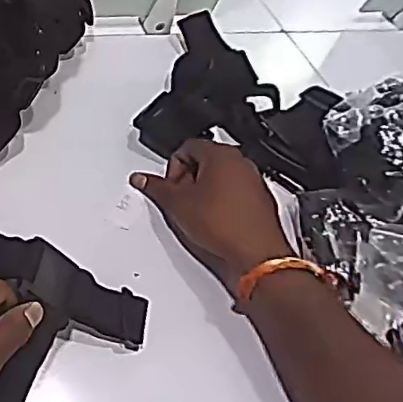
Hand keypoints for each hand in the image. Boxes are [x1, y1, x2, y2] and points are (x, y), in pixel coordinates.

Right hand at [132, 139, 294, 294]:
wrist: (255, 254)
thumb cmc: (224, 225)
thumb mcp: (176, 203)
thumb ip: (155, 187)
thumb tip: (142, 180)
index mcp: (221, 155)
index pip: (187, 147)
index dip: (172, 167)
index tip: (170, 185)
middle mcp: (241, 164)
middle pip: (203, 160)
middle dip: (187, 177)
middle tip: (180, 197)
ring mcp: (253, 181)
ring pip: (219, 176)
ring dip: (203, 190)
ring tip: (195, 211)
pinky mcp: (259, 200)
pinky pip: (233, 192)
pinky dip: (220, 201)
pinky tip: (211, 219)